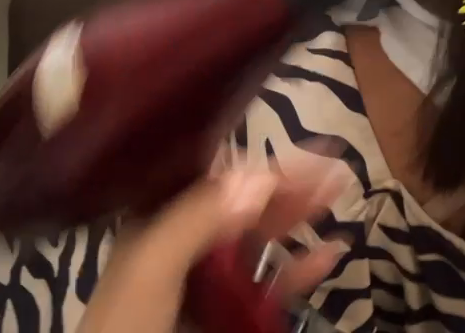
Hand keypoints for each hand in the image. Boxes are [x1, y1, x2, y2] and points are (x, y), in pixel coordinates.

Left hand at [80, 160, 345, 332]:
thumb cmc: (124, 331)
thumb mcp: (148, 272)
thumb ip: (196, 221)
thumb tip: (257, 176)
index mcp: (158, 228)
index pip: (216, 180)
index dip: (260, 162)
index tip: (305, 150)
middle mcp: (186, 250)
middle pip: (247, 205)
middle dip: (290, 184)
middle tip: (335, 165)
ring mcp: (211, 288)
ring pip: (264, 240)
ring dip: (301, 216)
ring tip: (340, 193)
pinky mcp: (232, 321)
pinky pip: (273, 285)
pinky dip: (302, 268)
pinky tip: (331, 252)